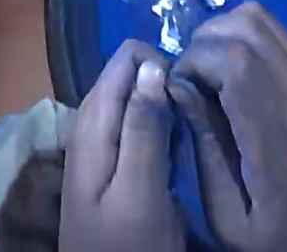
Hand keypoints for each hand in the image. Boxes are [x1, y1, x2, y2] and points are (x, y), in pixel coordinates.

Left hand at [60, 39, 184, 251]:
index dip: (163, 68)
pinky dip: (161, 130)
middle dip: (166, 88)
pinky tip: (176, 155)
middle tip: (192, 127)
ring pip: (139, 96)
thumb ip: (143, 127)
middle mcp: (94, 113)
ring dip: (166, 111)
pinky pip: (140, 122)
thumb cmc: (123, 247)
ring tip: (188, 142)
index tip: (188, 102)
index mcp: (95, 112)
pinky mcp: (113, 156)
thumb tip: (154, 64)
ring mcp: (101, 135)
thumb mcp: (138, 193)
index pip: (130, 53)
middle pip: (135, 72)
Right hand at [168, 3, 286, 251]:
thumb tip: (177, 84)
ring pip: (257, 18)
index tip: (180, 86)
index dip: (197, 60)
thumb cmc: (277, 233)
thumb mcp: (227, 215)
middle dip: (203, 42)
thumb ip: (202, 145)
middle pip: (246, 30)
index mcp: (281, 144)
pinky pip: (270, 25)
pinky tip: (229, 62)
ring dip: (220, 30)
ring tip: (208, 65)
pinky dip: (238, 30)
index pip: (237, 63)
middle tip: (191, 75)